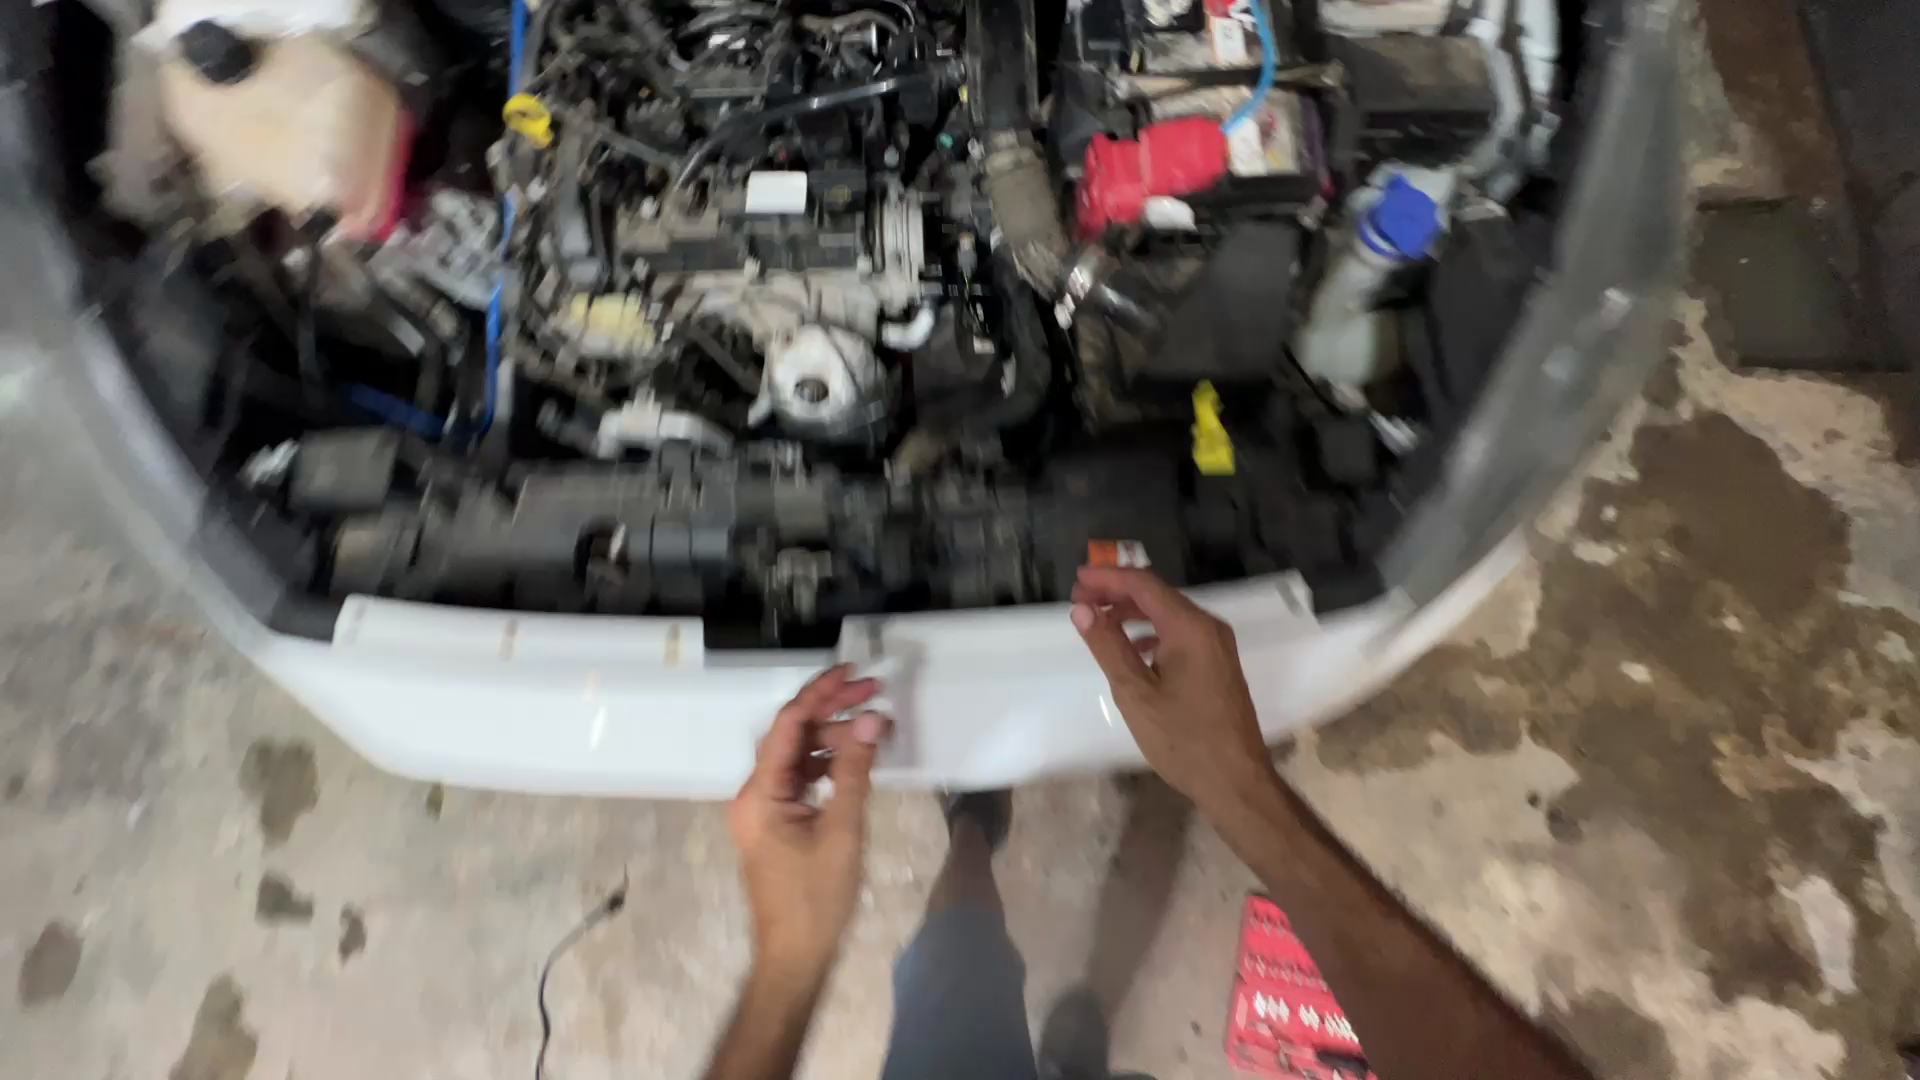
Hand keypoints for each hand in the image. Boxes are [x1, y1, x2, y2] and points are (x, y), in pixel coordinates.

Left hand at [728, 665, 891, 983]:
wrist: (795, 957)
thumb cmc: (816, 896)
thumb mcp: (842, 829)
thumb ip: (855, 769)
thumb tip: (871, 718)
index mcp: (759, 793)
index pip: (788, 725)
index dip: (819, 693)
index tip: (851, 672)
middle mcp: (755, 793)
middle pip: (793, 735)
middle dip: (833, 710)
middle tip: (874, 692)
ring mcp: (765, 808)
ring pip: (799, 754)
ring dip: (835, 737)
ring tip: (875, 726)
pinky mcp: (778, 820)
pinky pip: (802, 777)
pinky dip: (829, 762)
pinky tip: (858, 757)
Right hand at [1070, 566, 1271, 801]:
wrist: (1235, 782)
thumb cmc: (1182, 738)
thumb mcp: (1135, 693)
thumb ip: (1107, 645)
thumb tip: (1082, 609)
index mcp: (1189, 627)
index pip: (1143, 585)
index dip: (1107, 578)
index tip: (1076, 580)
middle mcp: (1208, 627)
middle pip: (1157, 594)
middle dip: (1117, 593)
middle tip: (1080, 601)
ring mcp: (1217, 645)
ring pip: (1168, 613)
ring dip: (1132, 612)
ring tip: (1099, 620)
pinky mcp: (1218, 664)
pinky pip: (1180, 633)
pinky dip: (1151, 630)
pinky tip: (1133, 646)